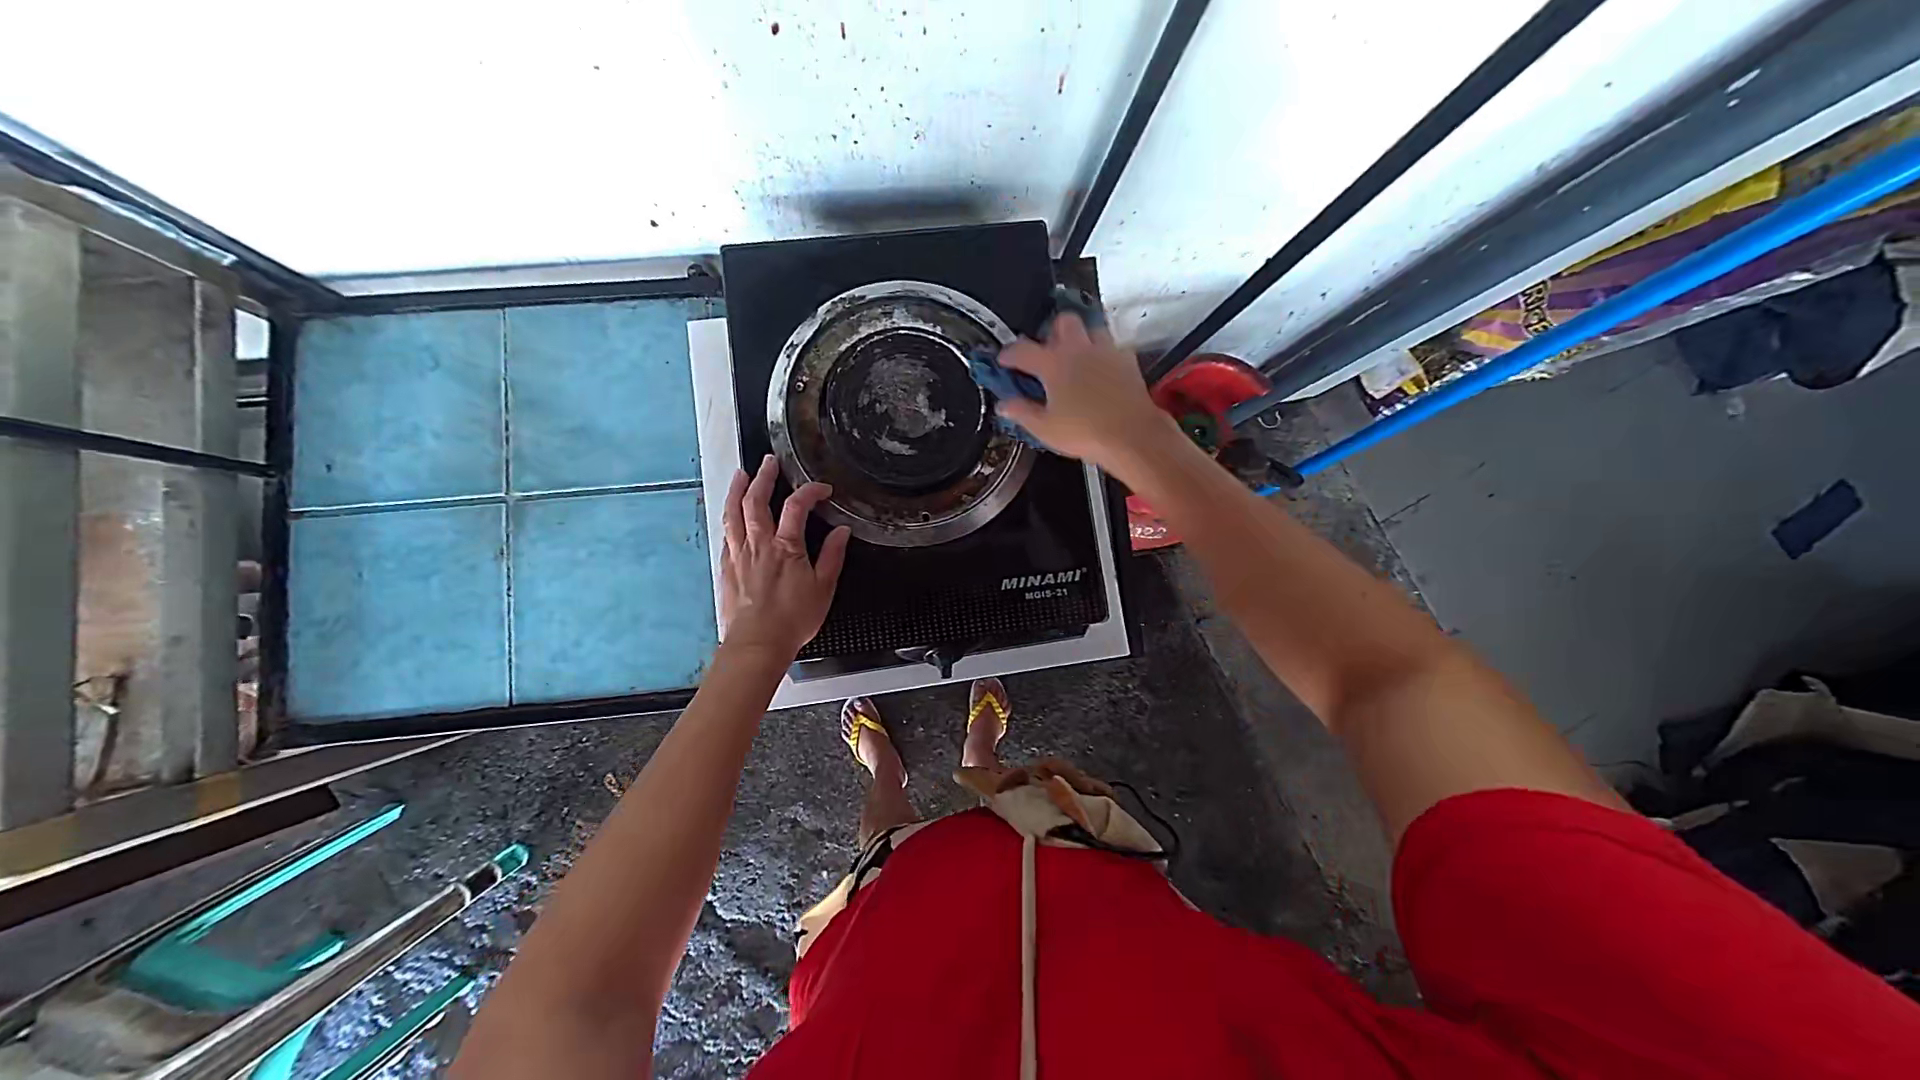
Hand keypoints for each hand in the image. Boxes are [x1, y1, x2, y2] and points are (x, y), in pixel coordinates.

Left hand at [718, 455, 851, 657]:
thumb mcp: (824, 588)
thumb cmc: (791, 620)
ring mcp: (739, 555)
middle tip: (769, 463)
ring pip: (734, 513)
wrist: (757, 644)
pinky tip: (732, 516)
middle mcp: (759, 545)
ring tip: (741, 476)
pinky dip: (729, 519)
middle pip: (756, 500)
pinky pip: (726, 535)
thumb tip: (841, 533)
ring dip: (737, 491)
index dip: (810, 491)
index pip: (797, 505)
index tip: (822, 489)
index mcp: (786, 547)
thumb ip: (832, 555)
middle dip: (763, 477)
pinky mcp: (727, 568)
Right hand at [993, 313, 1178, 471]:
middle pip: (1064, 322)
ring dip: (1082, 338)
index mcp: (1053, 364)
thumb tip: (1005, 405)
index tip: (1004, 359)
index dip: (1009, 353)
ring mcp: (1107, 352)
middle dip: (1053, 331)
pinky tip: (1101, 371)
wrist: (1132, 436)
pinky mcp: (1128, 362)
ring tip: (1076, 357)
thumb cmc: (1086, 432)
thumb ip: (1022, 412)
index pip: (1023, 349)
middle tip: (1047, 351)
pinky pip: (1113, 348)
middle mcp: (1080, 350)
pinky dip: (1104, 355)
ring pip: (1092, 329)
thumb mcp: (1045, 428)